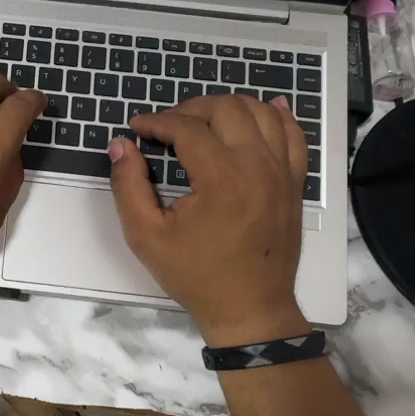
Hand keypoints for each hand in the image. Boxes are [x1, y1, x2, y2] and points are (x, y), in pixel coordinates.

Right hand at [108, 94, 312, 347]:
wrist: (249, 308)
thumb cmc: (194, 275)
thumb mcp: (145, 235)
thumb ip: (128, 186)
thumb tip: (120, 145)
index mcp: (222, 179)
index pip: (188, 128)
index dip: (157, 122)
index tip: (136, 128)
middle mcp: (258, 167)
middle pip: (227, 109)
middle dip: (190, 108)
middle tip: (166, 125)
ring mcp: (283, 173)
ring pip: (262, 113)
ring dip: (227, 107)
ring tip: (201, 120)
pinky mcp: (294, 182)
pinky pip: (293, 134)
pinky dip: (276, 116)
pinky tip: (262, 109)